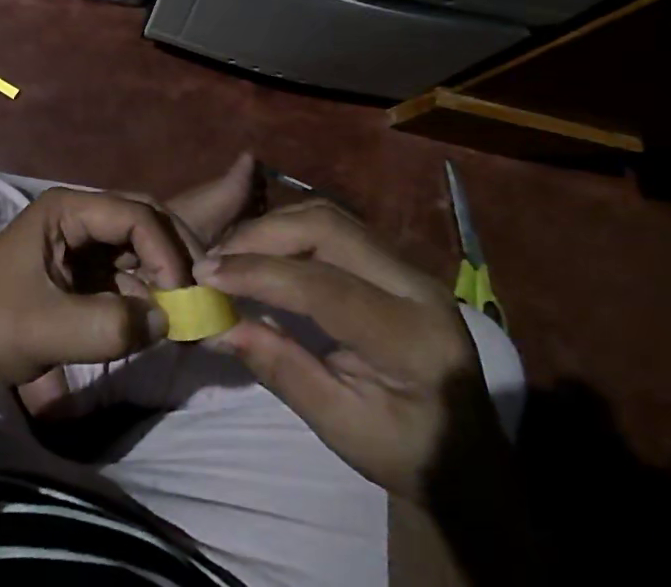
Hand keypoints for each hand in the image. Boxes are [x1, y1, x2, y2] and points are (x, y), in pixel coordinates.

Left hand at [0, 188, 192, 407]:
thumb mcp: (49, 329)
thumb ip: (112, 326)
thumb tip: (168, 321)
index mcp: (65, 210)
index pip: (134, 214)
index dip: (166, 249)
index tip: (182, 294)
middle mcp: (78, 217)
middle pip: (145, 221)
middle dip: (177, 254)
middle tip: (205, 293)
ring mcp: (82, 244)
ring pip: (142, 248)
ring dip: (167, 277)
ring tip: (190, 313)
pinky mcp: (84, 272)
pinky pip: (129, 275)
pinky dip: (150, 295)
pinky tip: (162, 321)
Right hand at [195, 200, 504, 506]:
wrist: (465, 454)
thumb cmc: (404, 451)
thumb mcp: (340, 425)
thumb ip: (282, 369)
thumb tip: (217, 326)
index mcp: (410, 337)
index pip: (325, 286)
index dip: (260, 274)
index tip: (205, 275)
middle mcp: (415, 286)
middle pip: (328, 227)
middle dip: (261, 236)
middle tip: (213, 260)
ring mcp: (407, 266)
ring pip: (329, 216)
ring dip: (272, 227)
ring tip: (231, 253)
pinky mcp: (393, 262)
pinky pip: (334, 225)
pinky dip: (288, 230)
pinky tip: (261, 251)